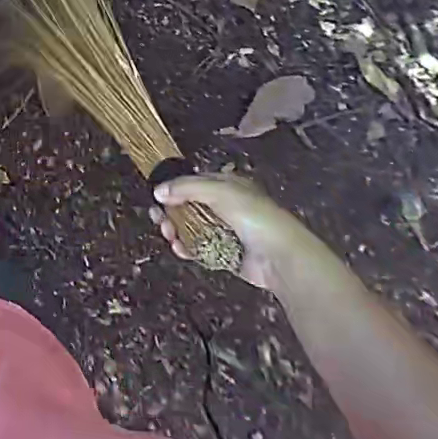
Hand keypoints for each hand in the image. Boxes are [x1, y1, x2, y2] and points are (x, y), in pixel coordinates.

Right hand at [151, 174, 322, 291]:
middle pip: (188, 206)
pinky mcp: (224, 253)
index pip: (193, 183)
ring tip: (168, 234)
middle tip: (158, 219)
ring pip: (191, 228)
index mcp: (227, 185)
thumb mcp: (219, 190)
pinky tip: (179, 248)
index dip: (174, 189)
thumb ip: (185, 187)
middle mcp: (224, 206)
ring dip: (175, 230)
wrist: (281, 256)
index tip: (157, 197)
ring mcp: (225, 231)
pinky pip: (199, 248)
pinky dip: (187, 248)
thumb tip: (157, 191)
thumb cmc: (252, 215)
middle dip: (170, 212)